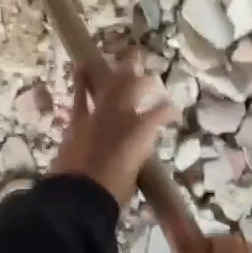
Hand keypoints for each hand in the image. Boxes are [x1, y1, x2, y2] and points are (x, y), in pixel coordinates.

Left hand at [53, 59, 175, 204]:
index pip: (161, 114)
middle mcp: (123, 116)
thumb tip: (134, 152)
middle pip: (137, 89)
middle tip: (152, 77)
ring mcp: (98, 115)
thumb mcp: (134, 174)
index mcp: (142, 131)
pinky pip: (80, 96)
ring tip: (130, 55)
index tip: (173, 114)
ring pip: (112, 85)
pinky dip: (80, 80)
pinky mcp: (78, 121)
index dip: (169, 113)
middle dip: (146, 81)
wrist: (79, 196)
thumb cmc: (114, 192)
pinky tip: (80, 64)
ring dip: (121, 70)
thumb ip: (136, 156)